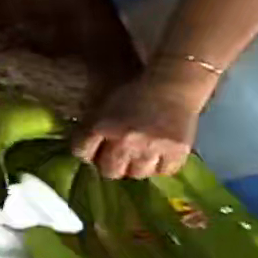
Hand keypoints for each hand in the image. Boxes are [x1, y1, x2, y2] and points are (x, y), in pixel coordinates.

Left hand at [71, 67, 212, 178]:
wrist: (171, 82)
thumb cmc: (132, 89)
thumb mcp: (102, 100)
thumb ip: (90, 122)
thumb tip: (83, 145)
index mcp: (101, 126)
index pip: (81, 152)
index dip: (85, 151)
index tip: (91, 150)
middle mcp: (124, 141)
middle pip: (109, 171)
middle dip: (109, 164)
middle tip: (114, 158)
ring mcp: (151, 149)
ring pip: (136, 174)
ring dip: (134, 166)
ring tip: (138, 156)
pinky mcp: (176, 152)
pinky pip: (162, 171)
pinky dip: (160, 166)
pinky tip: (158, 155)